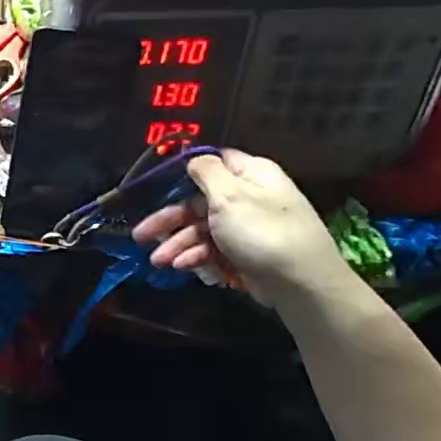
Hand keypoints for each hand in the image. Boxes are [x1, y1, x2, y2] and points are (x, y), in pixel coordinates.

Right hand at [131, 148, 349, 305]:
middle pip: (197, 203)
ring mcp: (244, 228)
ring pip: (200, 231)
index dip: (186, 173)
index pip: (214, 164)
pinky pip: (212, 250)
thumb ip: (207, 173)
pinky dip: (196, 258)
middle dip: (168, 222)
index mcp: (249, 175)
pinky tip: (184, 267)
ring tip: (159, 261)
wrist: (299, 282)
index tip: (157, 186)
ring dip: (177, 244)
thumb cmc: (262, 231)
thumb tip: (194, 158)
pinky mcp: (242, 254)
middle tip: (141, 237)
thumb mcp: (230, 196)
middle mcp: (247, 198)